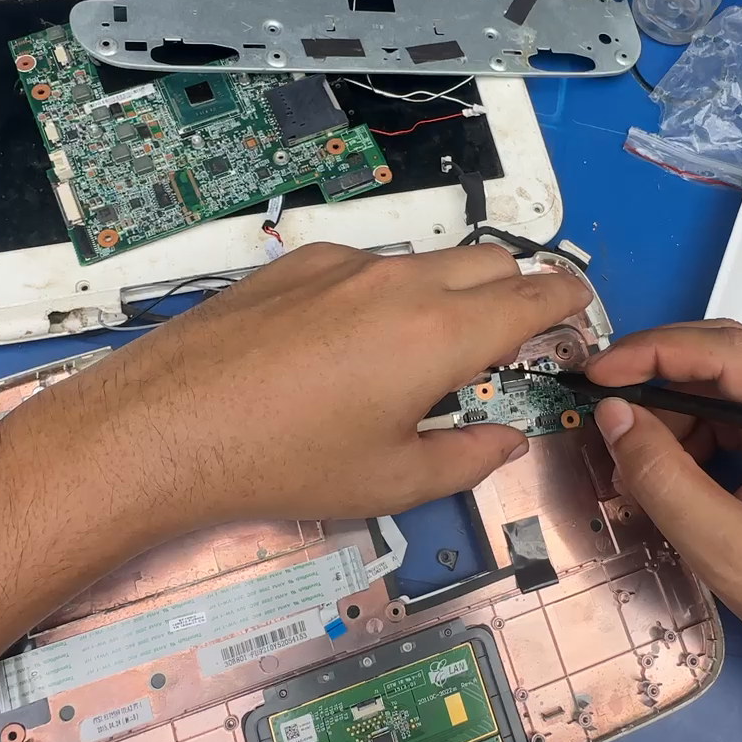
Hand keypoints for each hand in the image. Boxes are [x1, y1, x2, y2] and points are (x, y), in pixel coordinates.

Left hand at [5, 244, 591, 544]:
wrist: (164, 428)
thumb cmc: (288, 464)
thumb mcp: (391, 481)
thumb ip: (469, 457)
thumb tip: (509, 437)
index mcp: (439, 334)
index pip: (532, 296)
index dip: (567, 297)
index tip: (577, 305)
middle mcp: (401, 282)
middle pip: (491, 260)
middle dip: (515, 291)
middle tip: (500, 342)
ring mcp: (345, 264)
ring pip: (428, 260)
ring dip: (450, 291)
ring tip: (415, 350)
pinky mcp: (296, 262)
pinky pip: (368, 264)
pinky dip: (388, 290)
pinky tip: (344, 340)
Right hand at [583, 320, 741, 706]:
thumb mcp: (729, 548)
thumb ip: (662, 477)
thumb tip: (612, 415)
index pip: (727, 351)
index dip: (650, 353)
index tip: (593, 373)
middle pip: (729, 357)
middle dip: (657, 377)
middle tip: (603, 407)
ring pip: (732, 385)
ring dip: (677, 412)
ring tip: (638, 463)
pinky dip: (701, 434)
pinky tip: (676, 472)